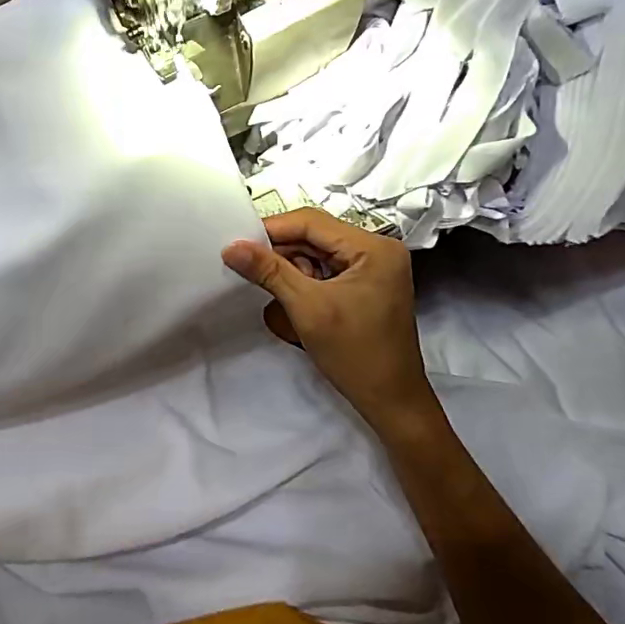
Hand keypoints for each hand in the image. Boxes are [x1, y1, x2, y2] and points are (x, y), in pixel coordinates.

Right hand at [222, 207, 435, 431]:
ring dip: (293, 269)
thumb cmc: (356, 355)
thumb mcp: (307, 308)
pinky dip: (307, 281)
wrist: (391, 401)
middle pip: (316, 236)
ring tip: (277, 292)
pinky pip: (328, 270)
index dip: (273, 230)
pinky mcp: (367, 285)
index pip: (312, 222)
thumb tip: (233, 247)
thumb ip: (270, 272)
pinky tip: (295, 300)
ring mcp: (375, 268)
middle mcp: (378, 250)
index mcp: (374, 248)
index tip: (238, 243)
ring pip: (319, 253)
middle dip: (282, 253)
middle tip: (251, 269)